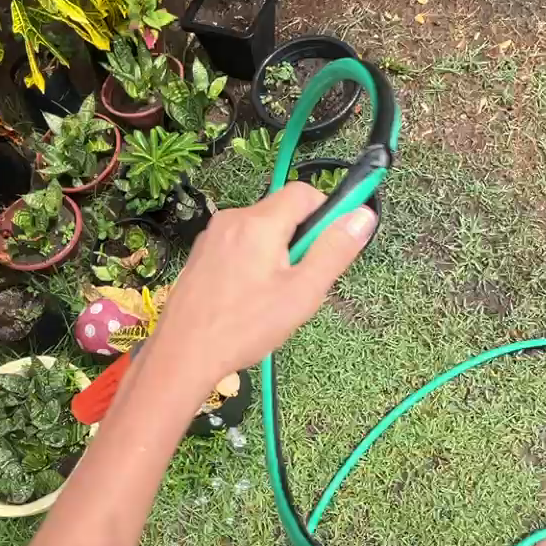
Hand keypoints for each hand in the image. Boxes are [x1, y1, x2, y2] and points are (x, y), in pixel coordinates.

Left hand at [142, 183, 375, 391]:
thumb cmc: (245, 327)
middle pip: (282, 212)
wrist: (182, 353)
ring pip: (261, 231)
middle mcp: (232, 219)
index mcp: (259, 222)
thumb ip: (334, 250)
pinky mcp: (200, 255)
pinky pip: (239, 245)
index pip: (304, 192)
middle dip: (300, 240)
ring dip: (276, 254)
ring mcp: (212, 236)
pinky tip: (247, 300)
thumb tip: (363, 215)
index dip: (326, 214)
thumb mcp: (302, 293)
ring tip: (272, 298)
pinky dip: (252, 263)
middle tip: (300, 283)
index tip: (329, 248)